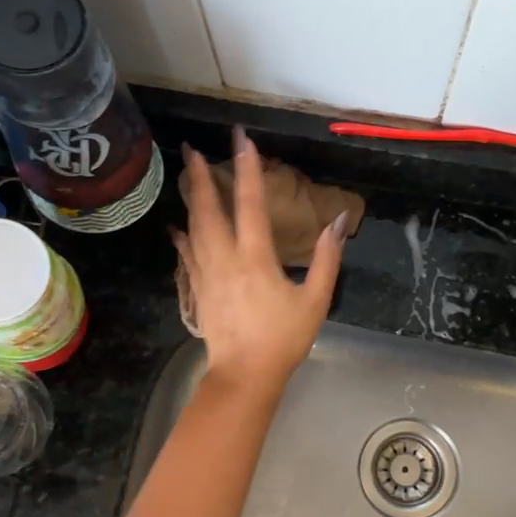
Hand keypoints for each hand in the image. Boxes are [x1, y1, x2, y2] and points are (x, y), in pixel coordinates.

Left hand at [173, 127, 345, 390]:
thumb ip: (326, 260)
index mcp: (255, 258)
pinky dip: (183, 236)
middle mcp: (225, 259)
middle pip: (208, 209)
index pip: (249, 203)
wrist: (244, 376)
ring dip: (190, 199)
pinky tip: (178, 227)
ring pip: (193, 228)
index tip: (241, 140)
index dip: (246, 169)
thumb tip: (337, 223)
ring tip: (186, 176)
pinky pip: (187, 255)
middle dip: (200, 176)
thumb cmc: (283, 340)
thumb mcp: (315, 301)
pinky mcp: (198, 291)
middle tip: (191, 148)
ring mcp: (206, 275)